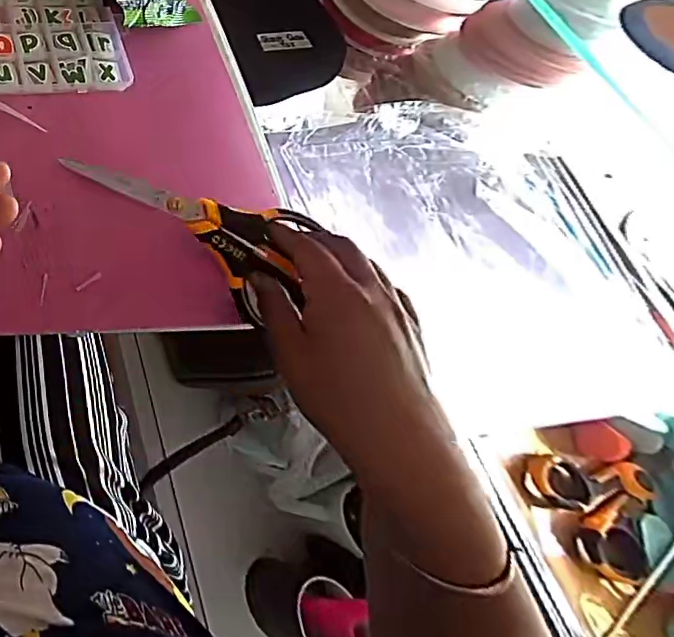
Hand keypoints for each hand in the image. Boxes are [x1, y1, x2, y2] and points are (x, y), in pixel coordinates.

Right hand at [256, 226, 514, 588]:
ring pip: (366, 261)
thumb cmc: (341, 400)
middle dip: (311, 238)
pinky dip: (365, 275)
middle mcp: (371, 290)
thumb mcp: (290, 353)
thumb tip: (261, 279)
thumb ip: (273, 307)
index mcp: (336, 291)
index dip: (283, 234)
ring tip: (318, 264)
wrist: (401, 443)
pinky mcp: (412, 327)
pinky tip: (357, 292)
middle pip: (340, 245)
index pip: (306, 246)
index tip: (268, 231)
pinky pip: (387, 285)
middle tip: (287, 244)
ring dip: (339, 253)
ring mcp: (396, 308)